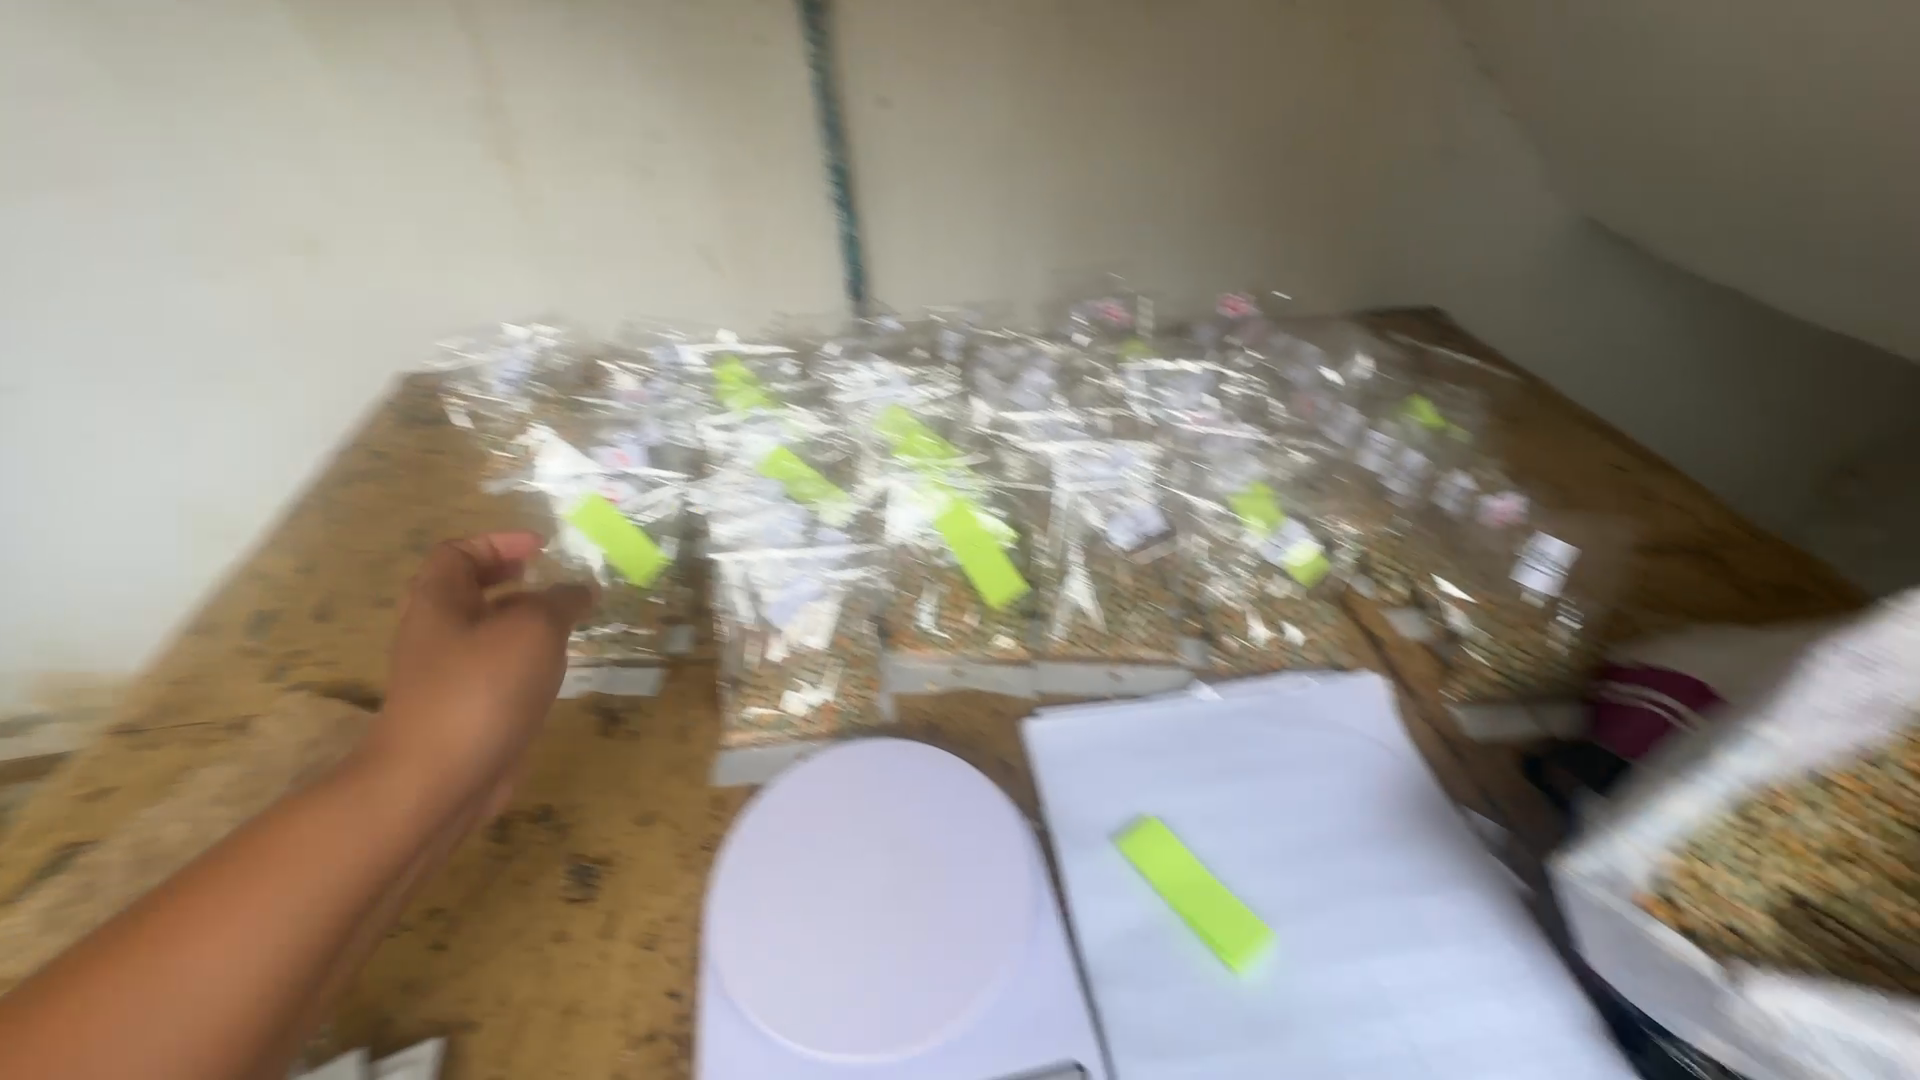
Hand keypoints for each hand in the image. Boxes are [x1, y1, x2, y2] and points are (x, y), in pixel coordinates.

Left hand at [361, 531, 594, 812]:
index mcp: (438, 602)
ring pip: (488, 632)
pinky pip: (499, 669)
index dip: (498, 542)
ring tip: (568, 622)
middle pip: (469, 590)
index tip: (542, 548)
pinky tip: (557, 669)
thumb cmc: (482, 688)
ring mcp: (450, 675)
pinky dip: (528, 659)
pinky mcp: (468, 710)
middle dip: (512, 579)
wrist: (441, 778)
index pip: (457, 553)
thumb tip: (581, 590)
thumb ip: (561, 600)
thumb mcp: (534, 628)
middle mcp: (437, 633)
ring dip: (525, 620)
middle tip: (552, 578)